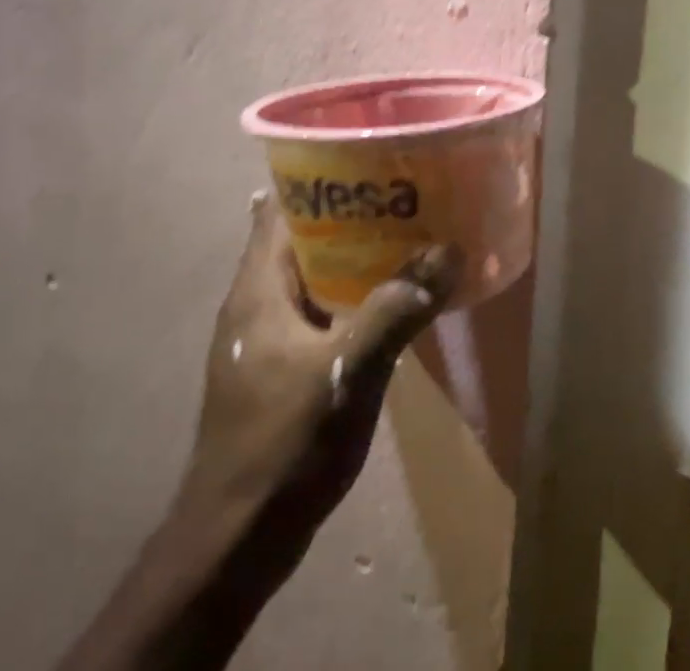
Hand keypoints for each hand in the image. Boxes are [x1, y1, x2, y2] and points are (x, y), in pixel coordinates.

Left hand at [58, 198, 458, 670]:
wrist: (241, 530)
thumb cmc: (285, 440)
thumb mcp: (349, 369)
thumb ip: (397, 308)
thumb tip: (448, 250)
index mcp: (257, 292)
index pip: (280, 211)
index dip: (322, 178)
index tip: (376, 159)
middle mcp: (258, 306)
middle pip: (304, 239)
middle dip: (357, 213)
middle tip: (416, 194)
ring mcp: (271, 340)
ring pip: (319, 277)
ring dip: (362, 255)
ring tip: (419, 237)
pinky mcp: (287, 368)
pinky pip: (328, 311)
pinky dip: (362, 294)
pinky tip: (403, 301)